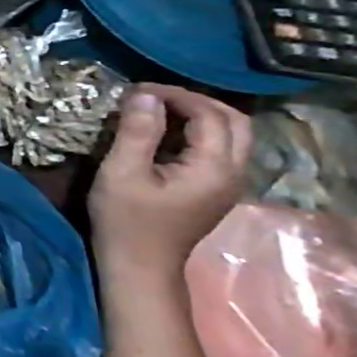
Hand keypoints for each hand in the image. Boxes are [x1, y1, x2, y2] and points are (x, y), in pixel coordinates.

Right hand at [88, 83, 252, 283]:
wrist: (139, 266)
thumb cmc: (126, 220)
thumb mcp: (122, 172)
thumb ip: (138, 132)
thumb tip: (145, 95)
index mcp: (214, 168)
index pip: (210, 115)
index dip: (177, 95)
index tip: (137, 90)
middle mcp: (234, 173)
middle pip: (235, 122)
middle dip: (197, 101)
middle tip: (154, 96)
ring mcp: (228, 184)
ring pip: (232, 136)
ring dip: (200, 116)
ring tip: (158, 110)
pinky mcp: (214, 190)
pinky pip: (219, 150)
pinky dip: (197, 133)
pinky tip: (165, 135)